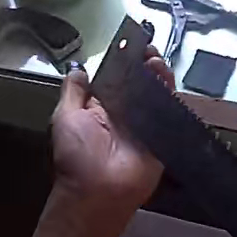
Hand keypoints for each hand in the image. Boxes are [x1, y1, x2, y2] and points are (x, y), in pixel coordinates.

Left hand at [50, 45, 173, 215]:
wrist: (97, 192)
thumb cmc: (77, 155)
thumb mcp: (65, 117)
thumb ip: (73, 91)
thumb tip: (78, 68)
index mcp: (100, 107)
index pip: (116, 77)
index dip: (124, 61)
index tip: (130, 45)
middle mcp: (124, 113)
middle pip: (139, 82)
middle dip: (144, 64)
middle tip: (148, 50)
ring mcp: (144, 124)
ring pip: (156, 93)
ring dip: (158, 74)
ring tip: (156, 60)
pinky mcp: (161, 136)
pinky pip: (169, 113)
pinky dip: (170, 95)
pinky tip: (167, 80)